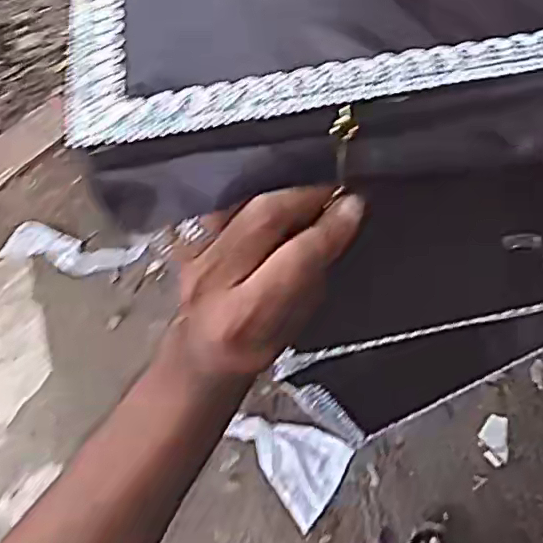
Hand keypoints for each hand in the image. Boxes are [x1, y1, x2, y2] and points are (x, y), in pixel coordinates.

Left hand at [169, 187, 365, 381]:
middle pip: (264, 217)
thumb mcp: (296, 323)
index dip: (330, 227)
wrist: (198, 355)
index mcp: (244, 315)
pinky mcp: (187, 240)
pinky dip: (254, 191)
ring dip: (282, 190)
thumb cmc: (256, 346)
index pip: (295, 256)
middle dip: (308, 196)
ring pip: (243, 202)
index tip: (355, 206)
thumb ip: (314, 271)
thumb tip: (341, 218)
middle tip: (335, 189)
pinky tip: (276, 188)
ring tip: (310, 187)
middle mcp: (213, 281)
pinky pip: (224, 202)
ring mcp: (194, 257)